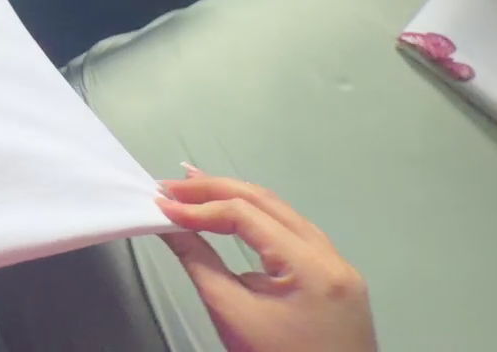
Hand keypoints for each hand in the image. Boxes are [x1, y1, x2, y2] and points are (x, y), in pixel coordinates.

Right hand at [157, 170, 376, 351]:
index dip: (198, 206)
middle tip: (170, 188)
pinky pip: (289, 230)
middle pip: (265, 202)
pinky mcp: (332, 277)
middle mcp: (331, 258)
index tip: (160, 207)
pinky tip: (228, 211)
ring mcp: (337, 267)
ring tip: (191, 189)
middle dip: (213, 190)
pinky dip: (253, 214)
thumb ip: (195, 256)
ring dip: (232, 196)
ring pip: (279, 211)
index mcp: (312, 267)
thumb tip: (163, 219)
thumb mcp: (229, 308)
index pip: (245, 215)